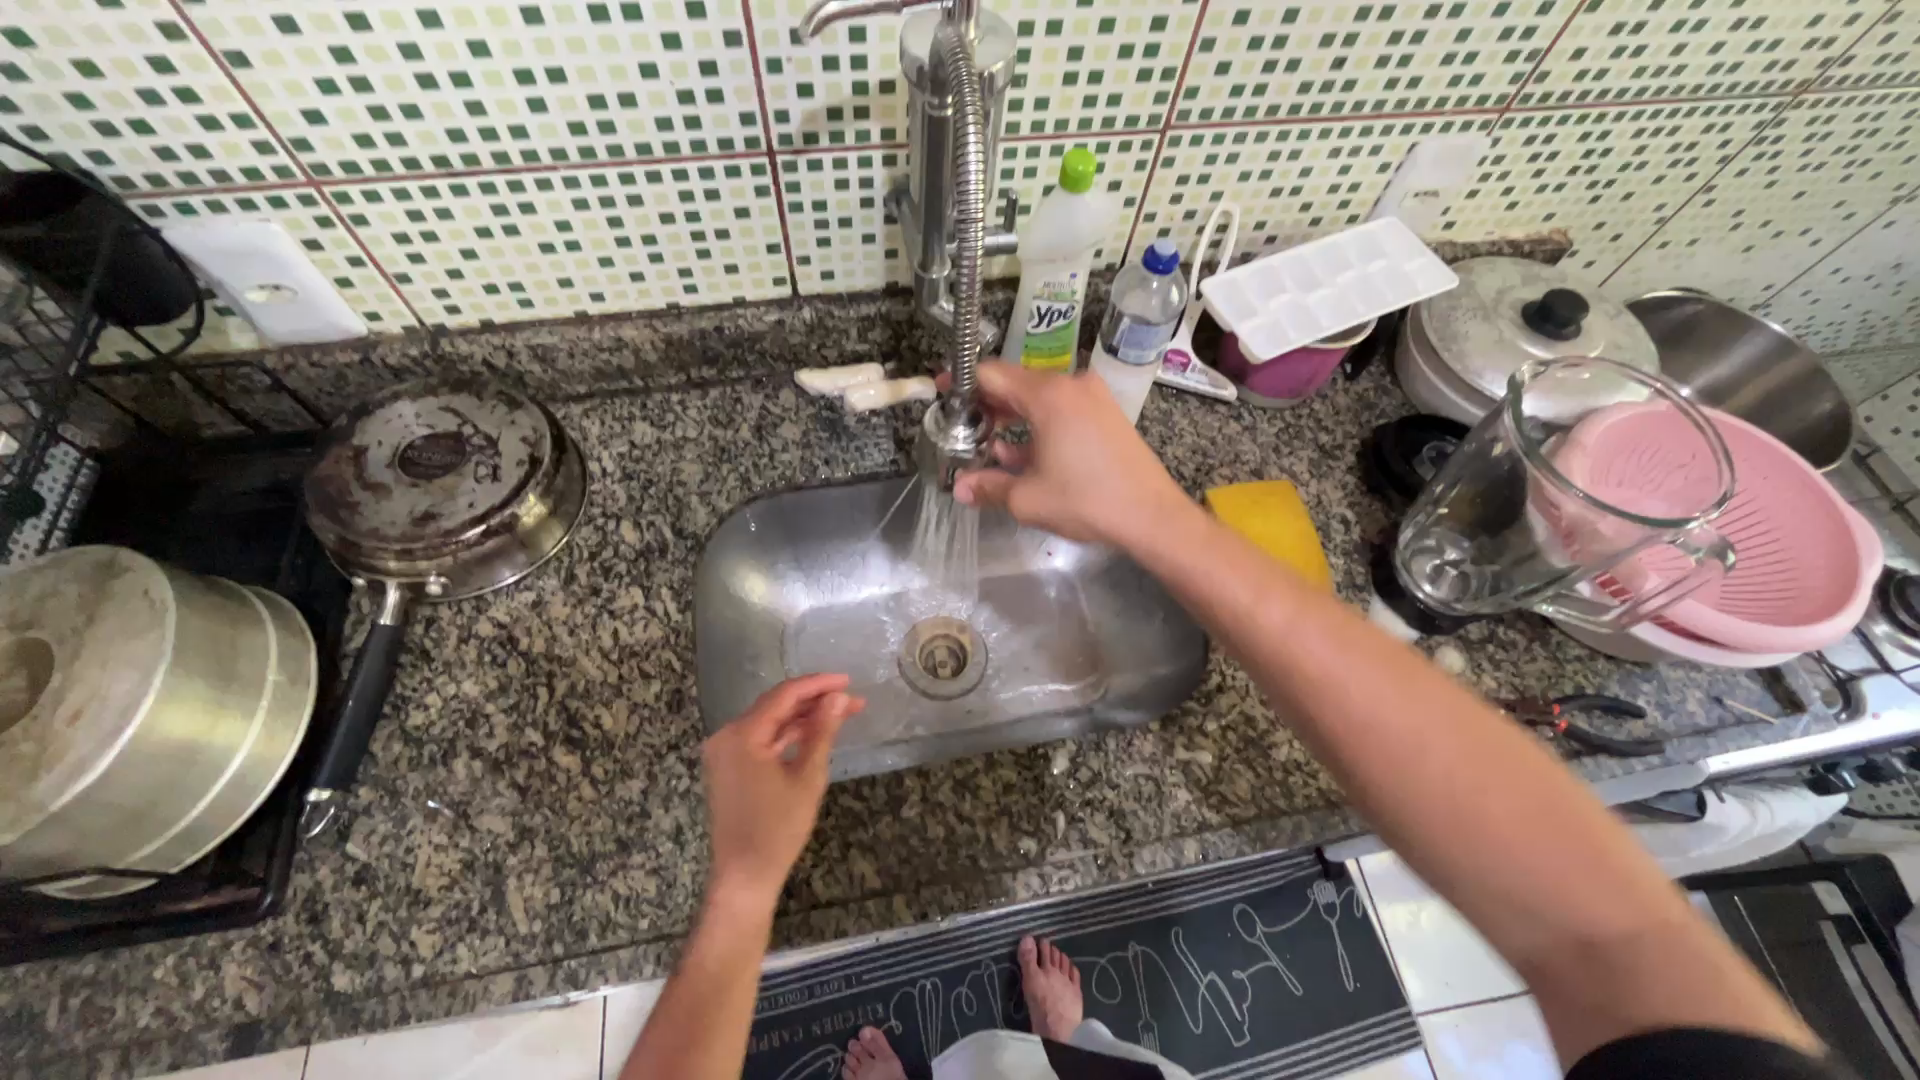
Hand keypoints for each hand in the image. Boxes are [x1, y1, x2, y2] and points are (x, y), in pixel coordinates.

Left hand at [701, 674, 864, 908]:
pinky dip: (787, 735)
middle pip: (776, 705)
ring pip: (770, 722)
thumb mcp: (807, 777)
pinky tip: (815, 733)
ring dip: (803, 718)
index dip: (818, 685)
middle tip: (853, 701)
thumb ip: (822, 732)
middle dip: (814, 700)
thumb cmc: (778, 829)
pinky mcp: (729, 767)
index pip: (784, 695)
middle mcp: (727, 736)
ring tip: (842, 714)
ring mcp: (725, 752)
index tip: (849, 681)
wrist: (744, 876)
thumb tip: (837, 696)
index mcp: (742, 735)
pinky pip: (761, 740)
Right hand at [951, 362, 1192, 546]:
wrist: (1152, 516)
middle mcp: (1071, 385)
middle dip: (987, 404)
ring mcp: (1093, 398)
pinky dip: (1039, 424)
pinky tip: (1024, 454)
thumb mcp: (1028, 498)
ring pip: (1039, 397)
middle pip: (1016, 382)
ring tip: (990, 445)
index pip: (992, 373)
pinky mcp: (1106, 414)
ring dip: (1013, 418)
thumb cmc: (1087, 501)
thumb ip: (989, 486)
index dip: (962, 382)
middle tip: (963, 426)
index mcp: (1049, 395)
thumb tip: (960, 487)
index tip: (942, 394)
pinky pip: (1062, 409)